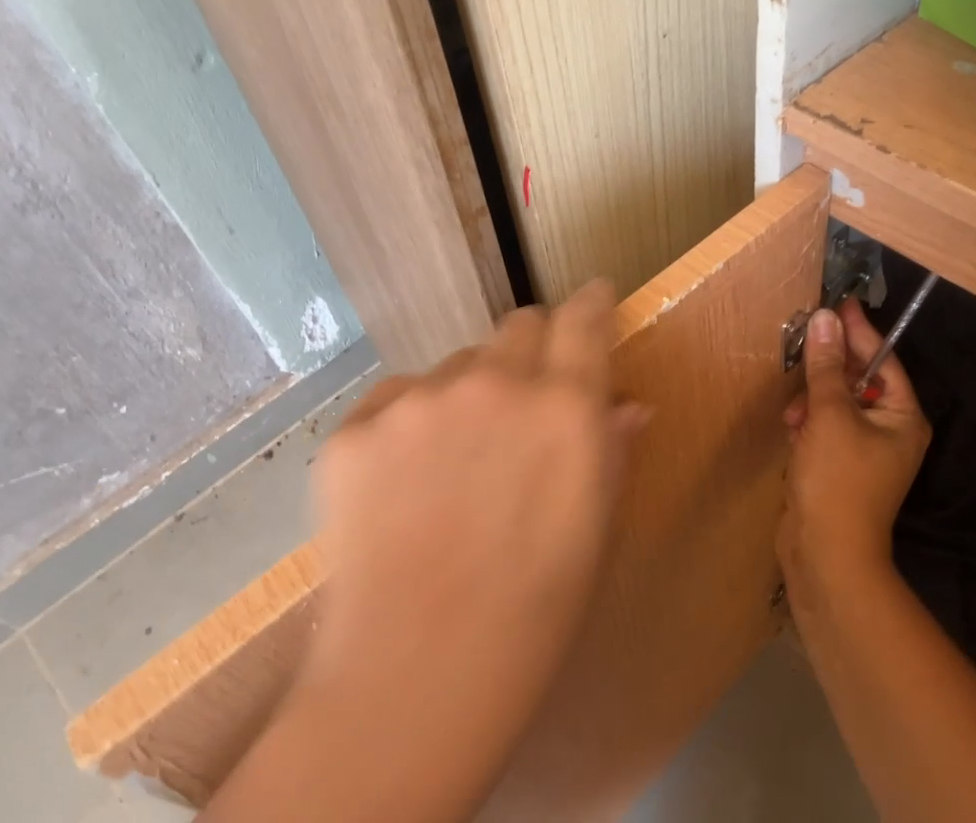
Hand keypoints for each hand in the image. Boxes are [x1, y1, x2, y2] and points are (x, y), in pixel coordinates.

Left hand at [305, 279, 646, 687]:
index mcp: (566, 406)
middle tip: (521, 408)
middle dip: (528, 353)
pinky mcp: (353, 431)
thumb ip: (610, 448)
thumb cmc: (538, 609)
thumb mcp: (596, 526)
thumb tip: (622, 405)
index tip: (592, 303)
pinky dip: (408, 426)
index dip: (590, 305)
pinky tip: (404, 485)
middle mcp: (494, 384)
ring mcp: (417, 403)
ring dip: (466, 397)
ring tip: (454, 468)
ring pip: (453, 369)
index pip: (583, 318)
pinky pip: (394, 401)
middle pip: (517, 327)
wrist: (420, 671)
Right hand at [778, 299, 930, 593]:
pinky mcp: (841, 470)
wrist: (826, 557)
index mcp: (904, 417)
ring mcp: (866, 454)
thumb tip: (824, 318)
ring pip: (836, 407)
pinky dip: (809, 428)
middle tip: (801, 356)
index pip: (883, 360)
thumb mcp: (829, 415)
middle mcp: (891, 433)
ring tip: (793, 416)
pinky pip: (825, 432)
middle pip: (858, 382)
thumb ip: (826, 366)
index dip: (859, 331)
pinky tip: (792, 435)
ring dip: (813, 403)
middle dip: (827, 374)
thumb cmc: (838, 480)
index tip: (836, 302)